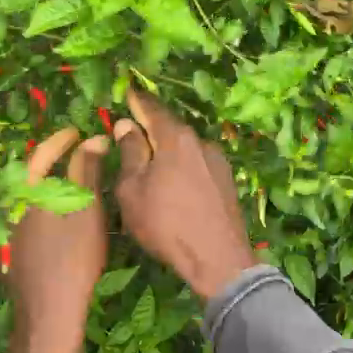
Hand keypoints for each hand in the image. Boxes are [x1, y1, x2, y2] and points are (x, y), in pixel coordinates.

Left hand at [7, 127, 111, 352]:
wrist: (50, 315)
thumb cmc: (72, 258)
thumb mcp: (86, 211)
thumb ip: (87, 171)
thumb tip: (93, 139)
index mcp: (23, 194)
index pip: (39, 155)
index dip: (60, 140)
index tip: (77, 130)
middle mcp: (10, 209)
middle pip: (32, 175)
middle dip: (55, 160)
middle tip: (78, 150)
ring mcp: (10, 233)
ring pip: (33, 198)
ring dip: (54, 184)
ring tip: (79, 178)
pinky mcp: (16, 252)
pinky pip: (34, 217)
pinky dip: (51, 206)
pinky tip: (68, 215)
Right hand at [111, 87, 256, 298]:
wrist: (218, 260)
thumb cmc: (165, 223)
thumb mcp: (133, 189)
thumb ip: (130, 153)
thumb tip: (126, 124)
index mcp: (175, 138)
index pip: (152, 108)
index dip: (137, 101)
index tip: (127, 92)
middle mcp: (200, 142)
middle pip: (170, 128)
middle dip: (151, 128)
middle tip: (132, 132)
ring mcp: (218, 161)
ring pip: (185, 148)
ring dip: (168, 151)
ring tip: (151, 166)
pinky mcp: (227, 182)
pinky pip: (198, 165)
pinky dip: (182, 168)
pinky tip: (174, 186)